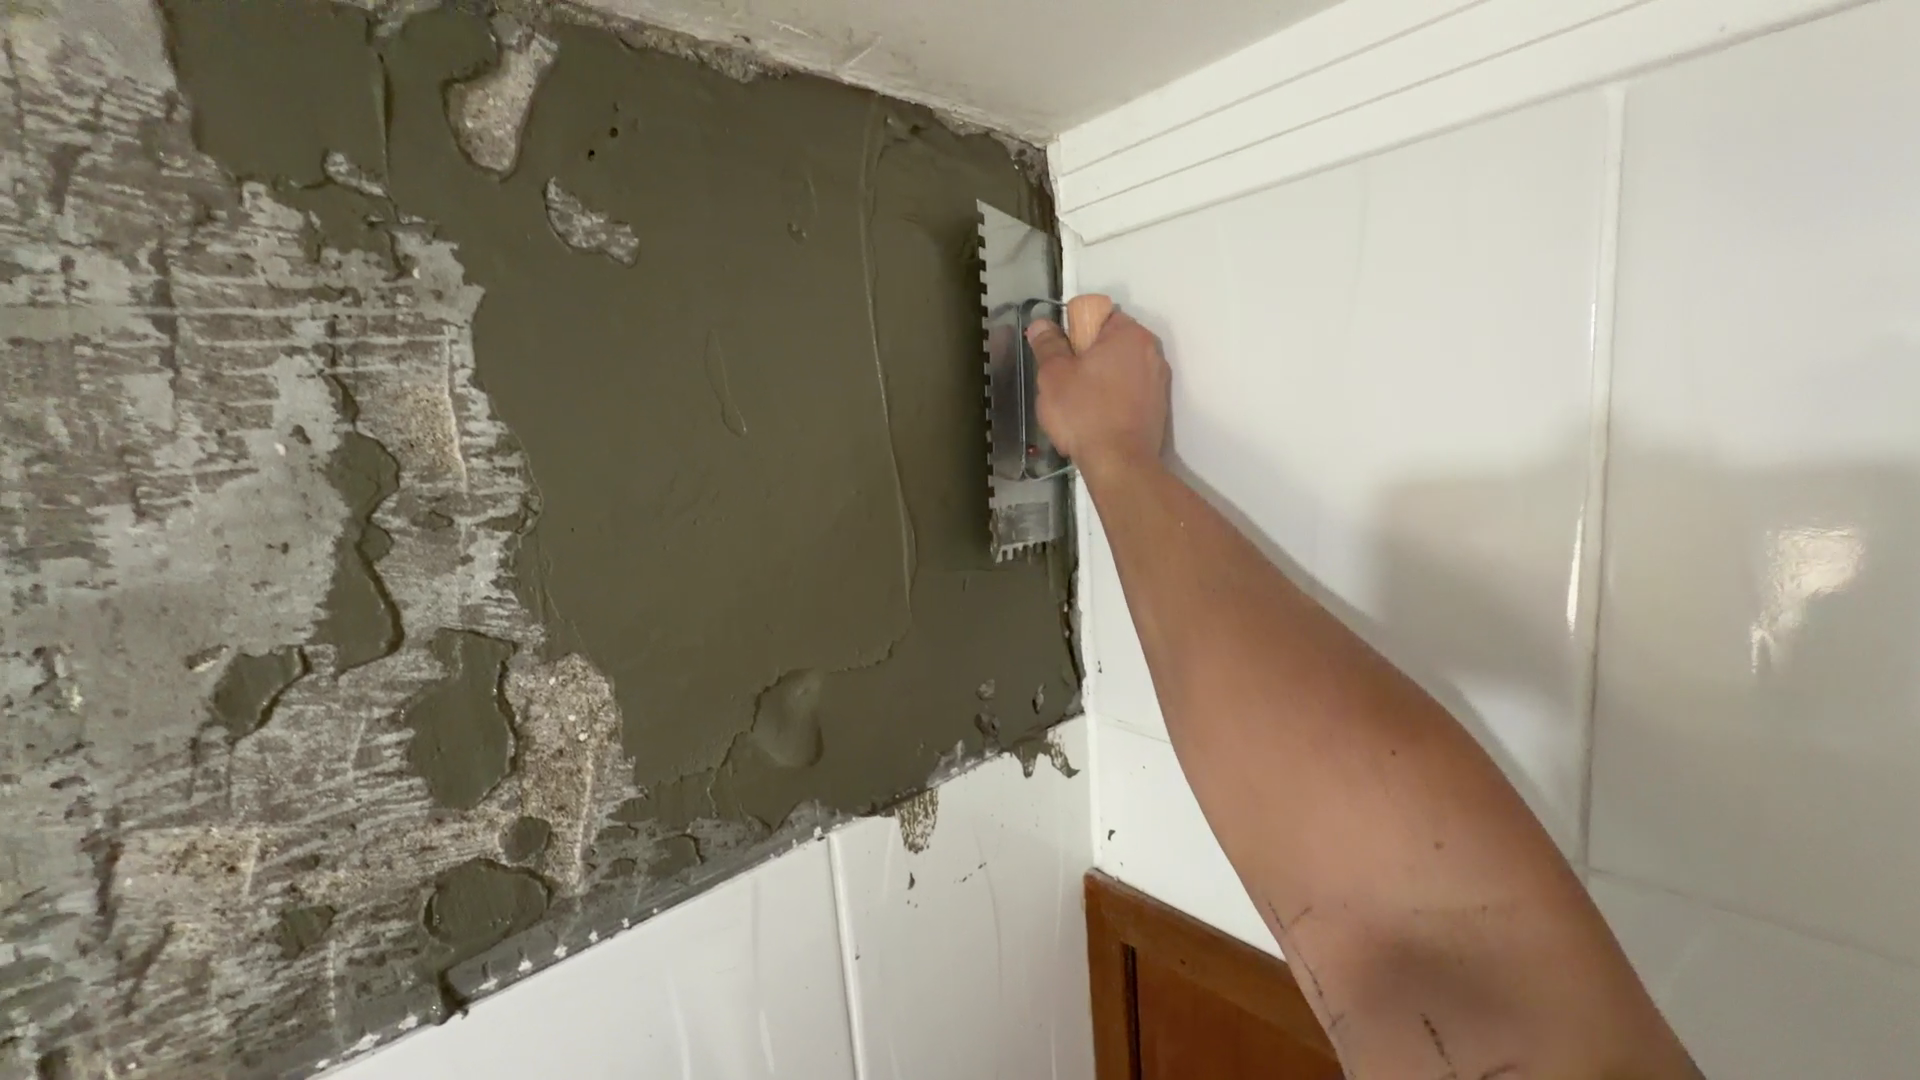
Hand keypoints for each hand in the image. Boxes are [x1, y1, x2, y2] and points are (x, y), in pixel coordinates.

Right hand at [1026, 305, 1170, 477]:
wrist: (1119, 463)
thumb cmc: (1084, 413)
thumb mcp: (1054, 375)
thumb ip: (1048, 345)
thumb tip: (1042, 324)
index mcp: (1129, 334)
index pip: (1099, 315)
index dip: (1075, 332)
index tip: (1061, 356)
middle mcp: (1151, 352)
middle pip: (1111, 343)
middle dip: (1087, 358)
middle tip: (1065, 383)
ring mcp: (1159, 381)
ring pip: (1120, 370)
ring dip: (1100, 380)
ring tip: (1079, 406)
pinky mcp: (1159, 408)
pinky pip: (1130, 393)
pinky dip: (1113, 400)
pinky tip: (1096, 421)